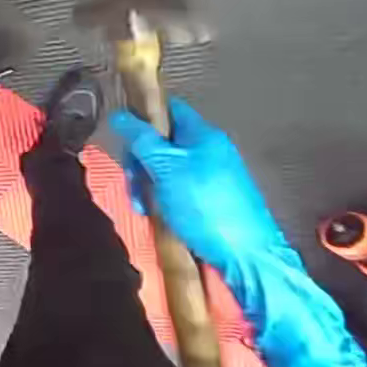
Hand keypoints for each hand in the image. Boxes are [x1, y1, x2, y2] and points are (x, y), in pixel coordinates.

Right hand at [110, 99, 366, 366]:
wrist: (247, 257)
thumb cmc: (204, 205)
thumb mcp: (166, 168)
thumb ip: (141, 139)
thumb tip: (119, 115)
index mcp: (202, 134)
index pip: (168, 109)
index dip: (143, 118)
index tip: (125, 140)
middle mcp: (208, 150)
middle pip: (162, 141)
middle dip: (141, 161)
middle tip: (133, 185)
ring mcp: (212, 175)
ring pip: (166, 168)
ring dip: (148, 183)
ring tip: (143, 207)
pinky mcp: (211, 200)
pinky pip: (177, 188)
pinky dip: (163, 198)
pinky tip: (157, 215)